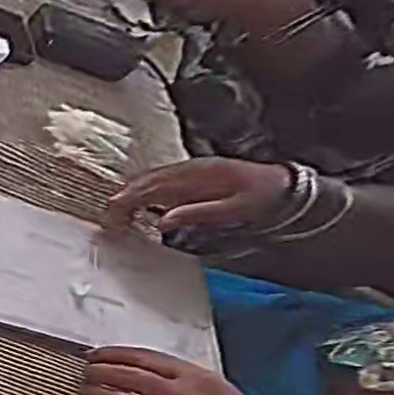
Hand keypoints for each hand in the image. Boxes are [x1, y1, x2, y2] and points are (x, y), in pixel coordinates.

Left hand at [83, 347, 262, 394]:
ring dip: (97, 394)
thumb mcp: (205, 379)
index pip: (142, 358)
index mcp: (191, 375)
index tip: (94, 354)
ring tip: (86, 390)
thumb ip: (168, 370)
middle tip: (86, 370)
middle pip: (128, 377)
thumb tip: (127, 362)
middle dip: (100, 371)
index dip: (112, 354)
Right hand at [105, 158, 292, 232]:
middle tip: (110, 226)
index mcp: (195, 174)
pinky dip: (139, 193)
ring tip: (118, 219)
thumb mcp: (235, 209)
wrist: (284, 185)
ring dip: (127, 198)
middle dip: (120, 202)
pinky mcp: (188, 176)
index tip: (113, 222)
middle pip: (141, 181)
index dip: (125, 203)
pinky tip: (136, 207)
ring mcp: (186, 170)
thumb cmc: (261, 197)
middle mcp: (187, 168)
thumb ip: (198, 213)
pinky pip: (155, 181)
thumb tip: (161, 222)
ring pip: (145, 179)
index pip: (148, 186)